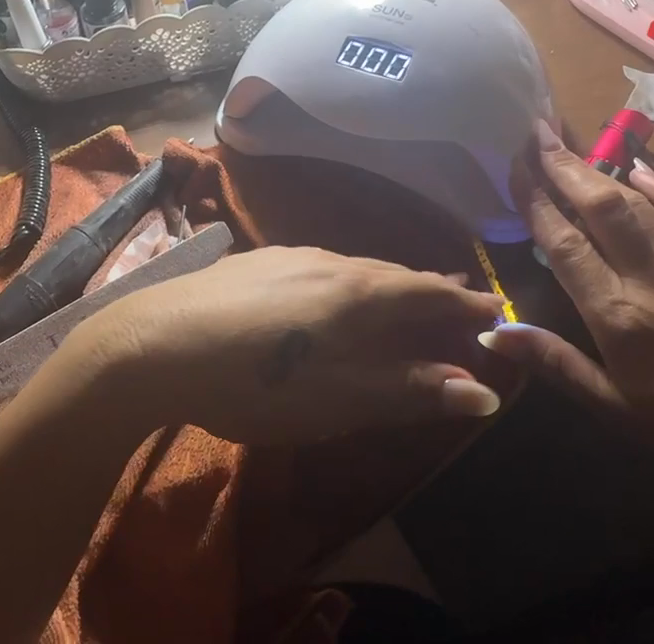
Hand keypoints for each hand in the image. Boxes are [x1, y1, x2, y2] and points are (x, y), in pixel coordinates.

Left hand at [66, 247, 507, 444]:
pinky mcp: (252, 263)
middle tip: (458, 303)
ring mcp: (287, 256)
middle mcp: (331, 260)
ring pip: (355, 268)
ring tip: (401, 297)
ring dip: (387, 285)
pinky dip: (346, 285)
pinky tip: (329, 297)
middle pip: (394, 274)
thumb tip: (484, 392)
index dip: (466, 305)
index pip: (431, 292)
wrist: (157, 343)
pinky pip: (319, 269)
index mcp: (361, 292)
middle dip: (430, 291)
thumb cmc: (260, 380)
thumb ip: (411, 391)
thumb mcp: (343, 398)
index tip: (496, 312)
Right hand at [482, 123, 653, 486]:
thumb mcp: (614, 408)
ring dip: (599, 168)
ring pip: (638, 202)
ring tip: (570, 140)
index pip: (565, 244)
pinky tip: (638, 169)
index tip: (512, 167)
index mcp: (619, 315)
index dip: (535, 201)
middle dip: (564, 165)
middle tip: (534, 131)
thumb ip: (554, 363)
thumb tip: (492, 334)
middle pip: (602, 206)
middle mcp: (652, 278)